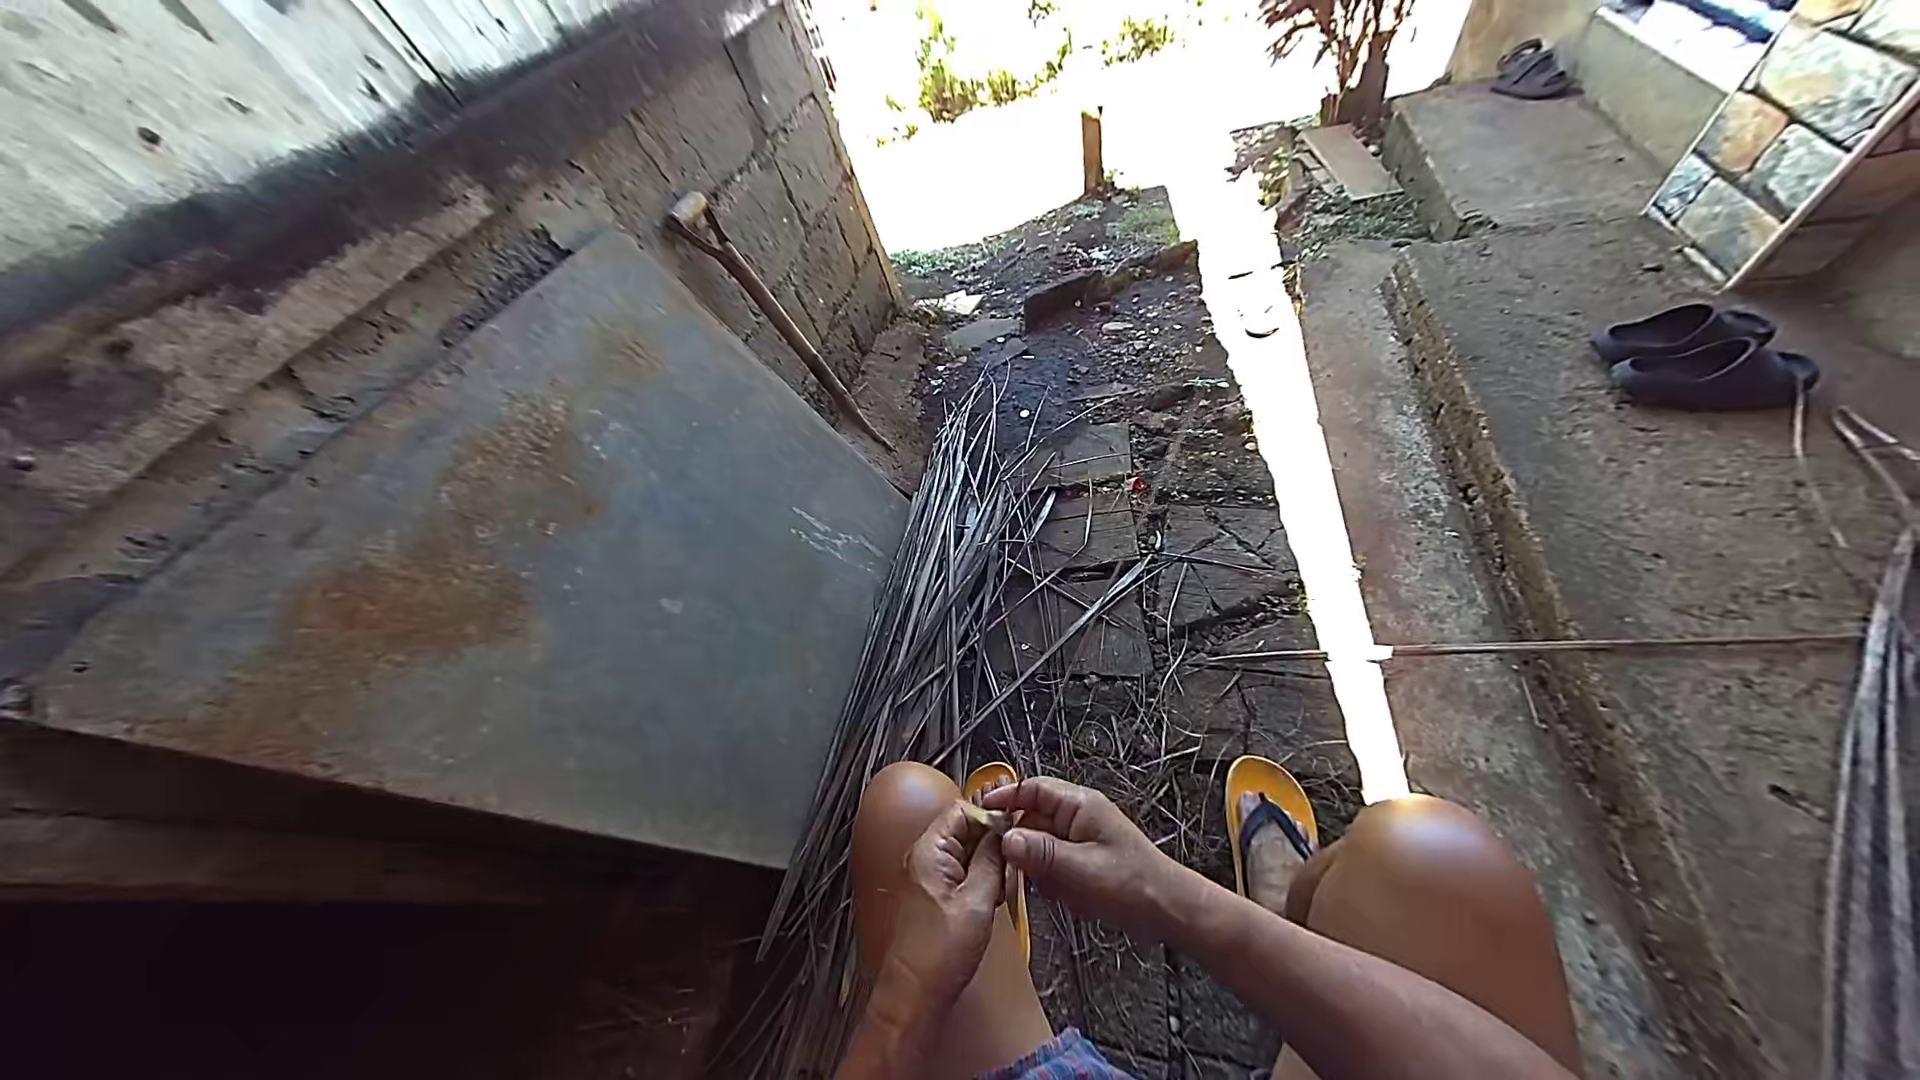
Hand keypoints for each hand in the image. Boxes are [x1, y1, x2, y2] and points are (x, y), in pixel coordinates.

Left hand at [878, 800, 1007, 1011]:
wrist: (914, 997)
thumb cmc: (939, 954)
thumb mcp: (978, 900)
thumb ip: (992, 859)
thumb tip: (1003, 831)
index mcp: (929, 849)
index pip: (963, 810)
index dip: (991, 818)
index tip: (1012, 833)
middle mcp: (923, 856)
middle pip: (964, 829)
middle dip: (990, 845)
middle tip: (1007, 869)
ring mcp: (925, 874)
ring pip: (964, 852)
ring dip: (986, 865)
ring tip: (998, 889)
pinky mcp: (931, 893)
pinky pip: (959, 872)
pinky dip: (977, 880)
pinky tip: (988, 900)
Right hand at [982, 776, 1182, 938]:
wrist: (1170, 911)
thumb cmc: (1132, 883)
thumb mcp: (1082, 869)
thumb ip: (1042, 853)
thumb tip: (1005, 838)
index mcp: (1079, 804)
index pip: (1032, 788)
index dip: (1005, 797)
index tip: (982, 813)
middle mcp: (1076, 815)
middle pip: (1031, 817)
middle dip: (1020, 841)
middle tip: (1009, 866)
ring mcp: (1079, 837)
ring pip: (1038, 842)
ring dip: (1035, 865)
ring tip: (1046, 886)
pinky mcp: (1081, 859)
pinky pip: (1051, 861)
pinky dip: (1048, 877)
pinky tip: (1059, 894)